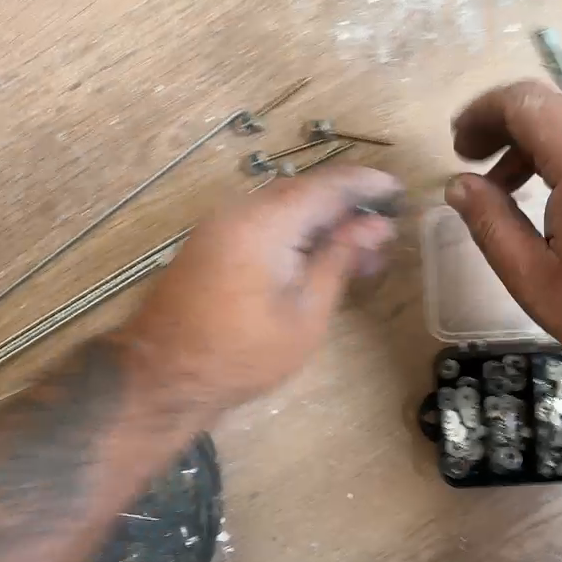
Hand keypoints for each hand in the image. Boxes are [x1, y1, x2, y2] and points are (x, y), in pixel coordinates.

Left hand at [117, 165, 401, 412]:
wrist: (162, 377)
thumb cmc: (242, 354)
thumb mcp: (306, 312)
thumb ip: (339, 259)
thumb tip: (375, 225)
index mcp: (265, 221)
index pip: (327, 185)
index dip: (366, 184)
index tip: (400, 192)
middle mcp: (240, 210)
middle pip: (305, 192)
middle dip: (347, 207)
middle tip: (385, 234)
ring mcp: (221, 225)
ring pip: (284, 207)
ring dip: (322, 222)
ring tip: (359, 255)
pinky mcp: (212, 242)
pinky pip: (263, 222)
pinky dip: (295, 233)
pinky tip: (318, 260)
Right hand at [446, 81, 561, 380]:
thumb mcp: (536, 281)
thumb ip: (491, 226)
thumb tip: (459, 186)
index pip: (526, 102)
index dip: (483, 114)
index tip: (458, 147)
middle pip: (551, 104)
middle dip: (504, 124)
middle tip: (474, 163)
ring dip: (536, 142)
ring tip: (508, 189)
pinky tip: (559, 200)